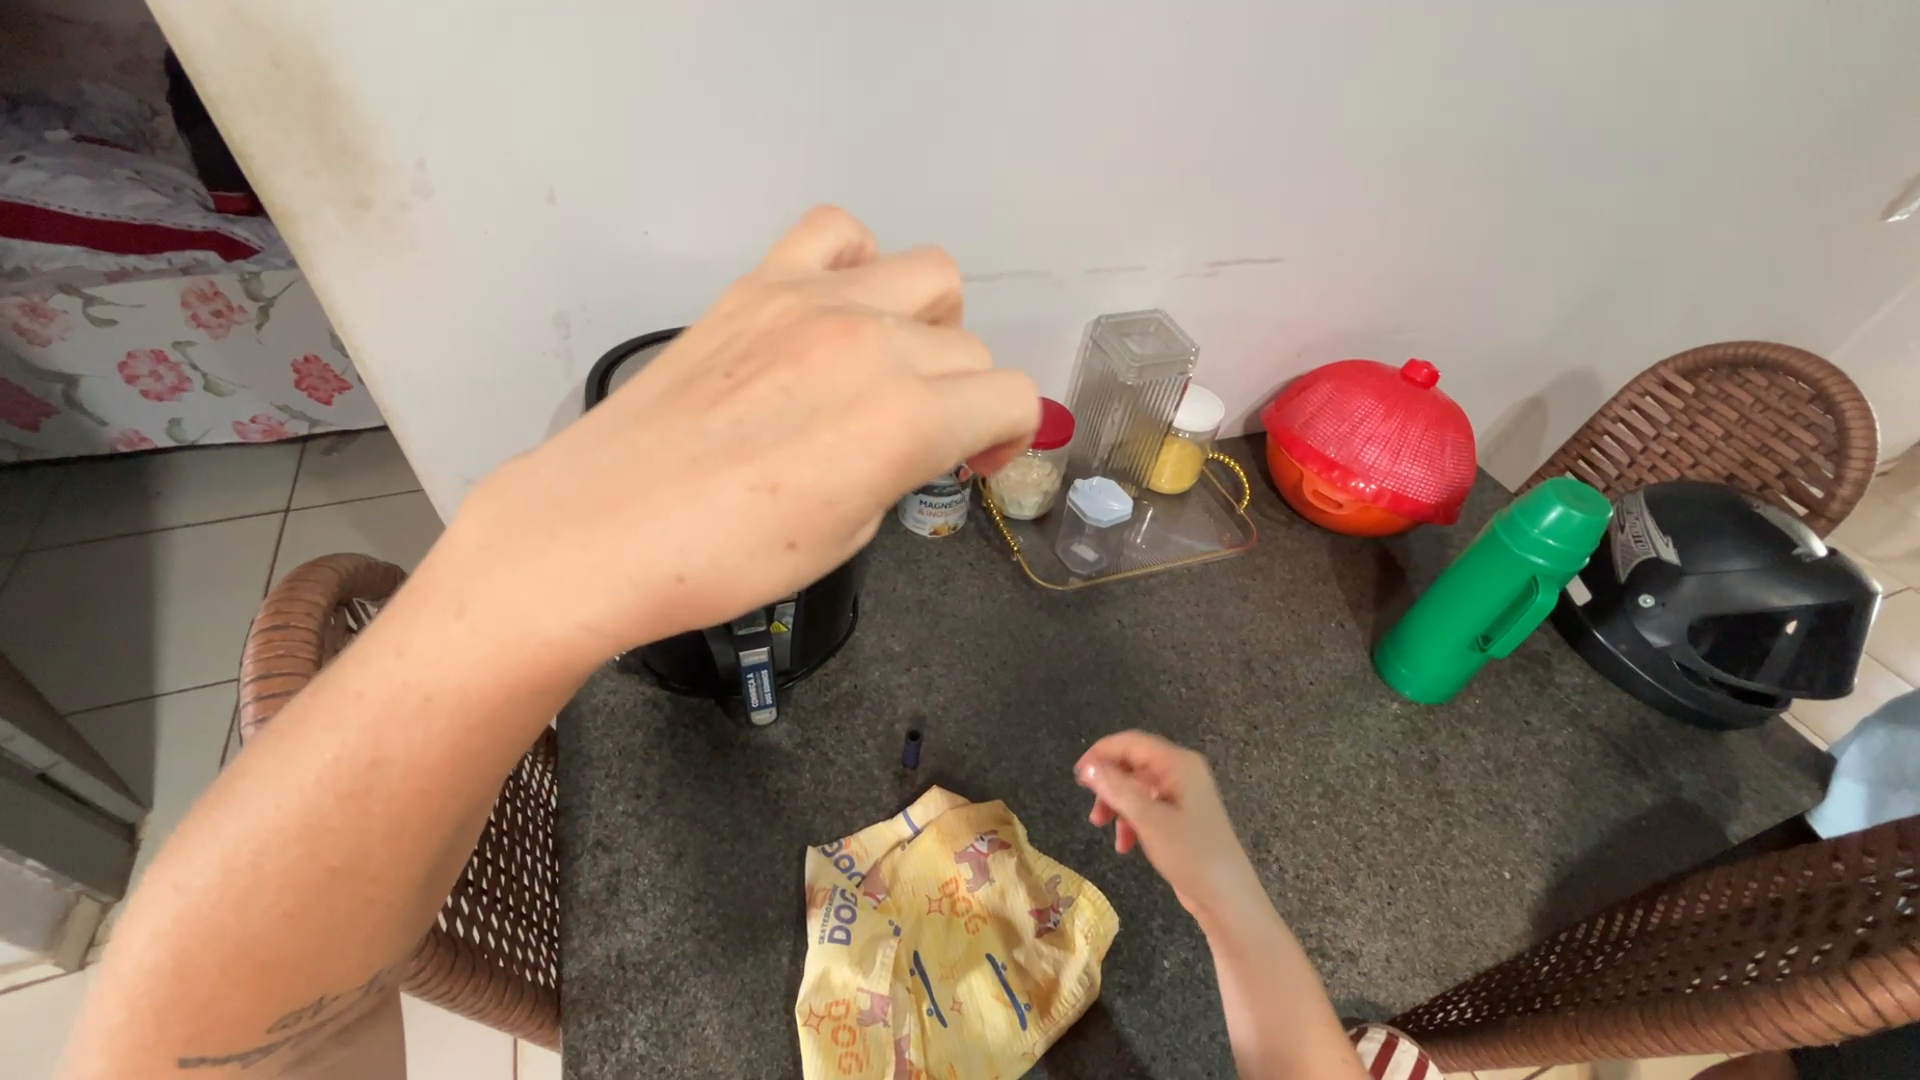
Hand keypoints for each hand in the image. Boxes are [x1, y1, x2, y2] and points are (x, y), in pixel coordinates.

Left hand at [433, 206, 1039, 664]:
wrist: (598, 530)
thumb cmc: (726, 560)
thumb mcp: (849, 532)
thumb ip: (905, 464)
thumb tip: (922, 435)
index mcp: (905, 420)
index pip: (1014, 398)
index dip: (1008, 436)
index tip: (972, 463)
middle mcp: (873, 344)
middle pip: (972, 347)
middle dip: (964, 397)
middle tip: (919, 438)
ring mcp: (812, 302)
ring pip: (930, 275)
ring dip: (930, 324)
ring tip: (887, 366)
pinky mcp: (757, 284)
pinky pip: (838, 232)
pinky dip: (858, 264)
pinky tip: (837, 311)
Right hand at [1076, 732, 1264, 925]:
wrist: (1227, 898)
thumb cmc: (1190, 854)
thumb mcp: (1148, 819)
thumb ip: (1116, 788)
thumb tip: (1088, 766)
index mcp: (1178, 763)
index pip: (1131, 743)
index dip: (1101, 753)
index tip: (1078, 776)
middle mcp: (1181, 772)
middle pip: (1132, 764)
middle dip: (1109, 785)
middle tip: (1091, 805)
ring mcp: (1182, 794)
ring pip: (1136, 787)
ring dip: (1117, 805)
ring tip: (1102, 828)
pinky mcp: (1181, 816)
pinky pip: (1147, 806)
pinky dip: (1132, 820)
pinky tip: (1125, 844)